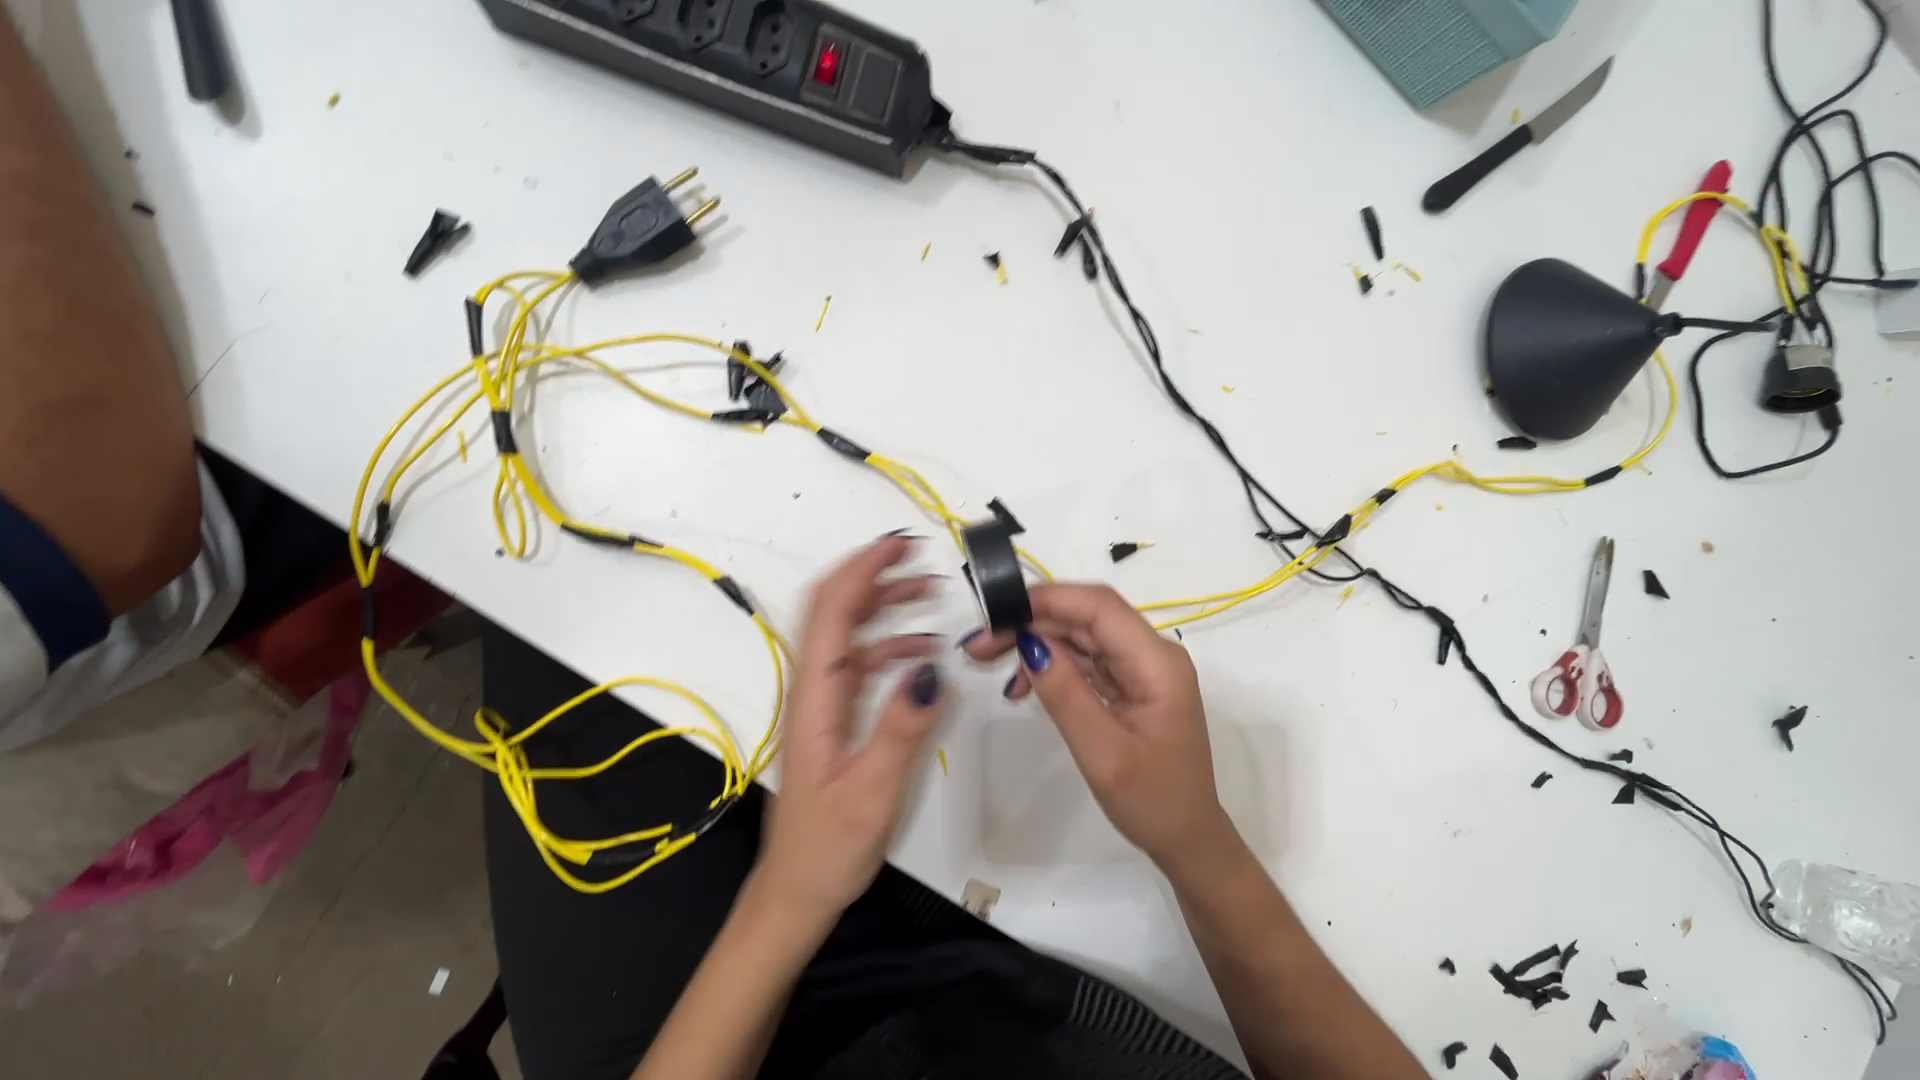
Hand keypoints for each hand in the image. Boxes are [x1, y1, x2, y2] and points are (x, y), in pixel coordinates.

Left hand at [755, 533, 946, 919]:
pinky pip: (860, 665)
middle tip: (919, 559)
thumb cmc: (829, 847)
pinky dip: (890, 646)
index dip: (859, 572)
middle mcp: (813, 691)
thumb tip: (931, 667)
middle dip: (872, 576)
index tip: (898, 546)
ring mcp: (823, 703)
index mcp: (815, 699)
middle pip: (832, 612)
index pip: (829, 614)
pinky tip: (923, 654)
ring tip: (929, 593)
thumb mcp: (872, 793)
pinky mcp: (835, 719)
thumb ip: (900, 729)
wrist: (796, 889)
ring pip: (848, 634)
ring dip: (883, 606)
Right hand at [963, 584, 1236, 871]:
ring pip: (1081, 634)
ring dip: (1036, 642)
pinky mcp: (1129, 682)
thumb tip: (1029, 644)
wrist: (1186, 837)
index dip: (1047, 600)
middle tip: (980, 646)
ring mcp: (1141, 667)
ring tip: (989, 661)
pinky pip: (1085, 658)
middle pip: (1086, 616)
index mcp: (1157, 664)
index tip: (996, 613)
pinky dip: (1051, 664)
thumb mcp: (1103, 753)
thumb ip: (1066, 695)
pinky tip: (1023, 683)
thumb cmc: (1153, 802)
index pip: (1099, 608)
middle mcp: (1152, 654)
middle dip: (1032, 622)